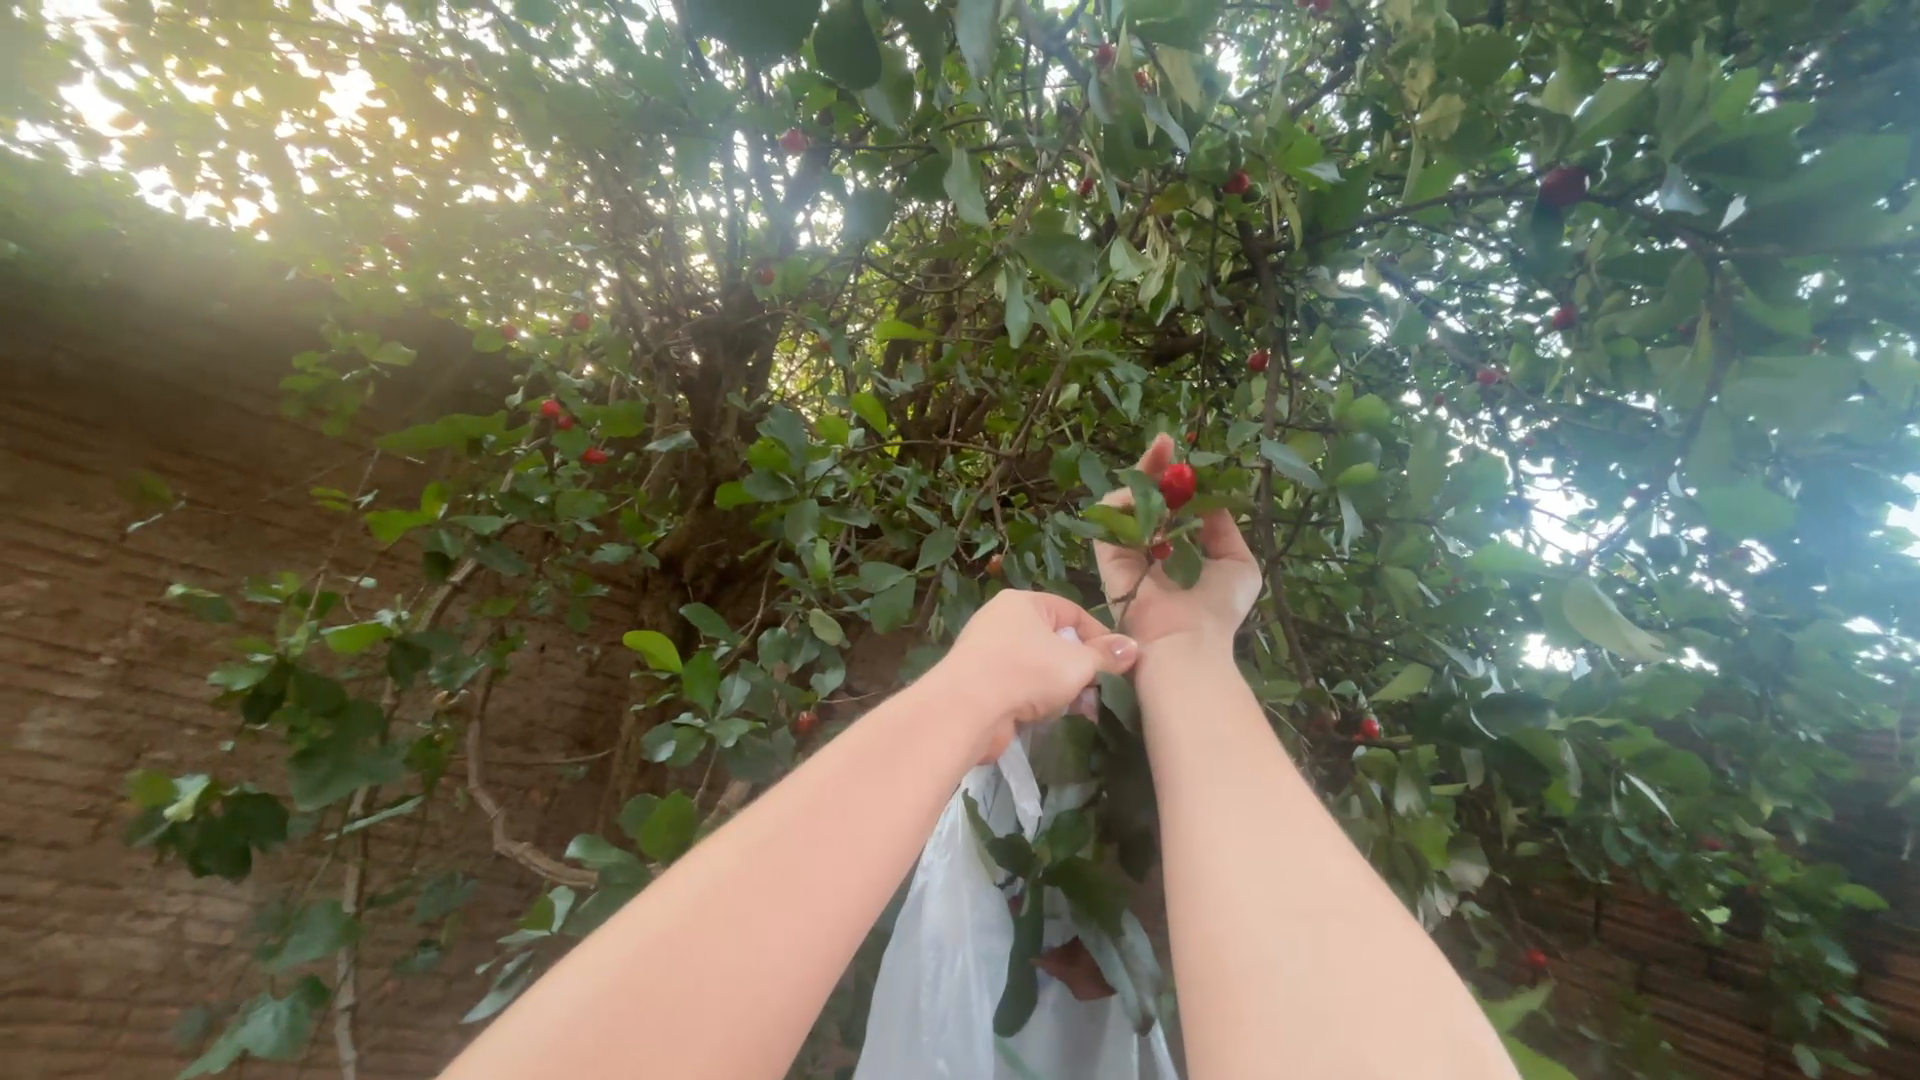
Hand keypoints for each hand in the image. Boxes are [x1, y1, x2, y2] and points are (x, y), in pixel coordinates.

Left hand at [935, 589, 1139, 759]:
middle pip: (1055, 640)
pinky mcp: (982, 684)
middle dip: (1082, 666)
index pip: (1072, 612)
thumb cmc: (1026, 672)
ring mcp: (990, 653)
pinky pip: (1021, 686)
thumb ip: (1106, 656)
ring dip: (1063, 686)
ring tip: (1085, 708)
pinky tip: (1054, 716)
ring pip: (1039, 666)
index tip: (1118, 662)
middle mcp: (1003, 622)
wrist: (966, 709)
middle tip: (1102, 689)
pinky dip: (1039, 699)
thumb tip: (1132, 647)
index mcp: (1023, 603)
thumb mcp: (1077, 662)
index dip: (1099, 636)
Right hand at [1093, 434, 1261, 649]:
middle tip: (1165, 442)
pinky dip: (1123, 500)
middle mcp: (1152, 549)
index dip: (1180, 483)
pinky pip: (1108, 518)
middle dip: (1156, 468)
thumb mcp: (1238, 563)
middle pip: (1148, 498)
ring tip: (1159, 461)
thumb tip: (1209, 501)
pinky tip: (1145, 496)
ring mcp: (1128, 551)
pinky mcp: (1107, 555)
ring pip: (1125, 503)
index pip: (1175, 508)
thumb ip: (1224, 529)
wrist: (1184, 640)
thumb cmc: (1216, 608)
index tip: (1188, 461)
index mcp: (1180, 552)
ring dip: (1142, 478)